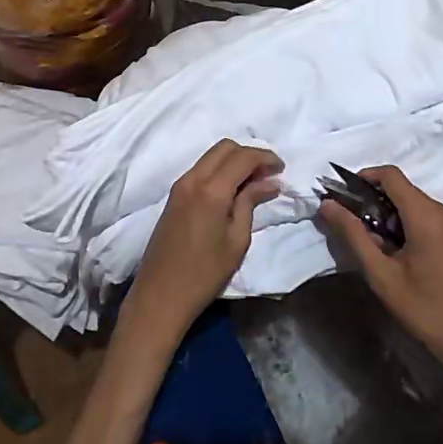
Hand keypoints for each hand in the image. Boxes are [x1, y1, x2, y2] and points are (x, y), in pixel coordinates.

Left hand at [125, 140, 282, 340]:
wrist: (161, 296)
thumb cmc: (205, 273)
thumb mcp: (237, 240)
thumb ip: (250, 203)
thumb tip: (269, 182)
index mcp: (211, 189)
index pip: (243, 157)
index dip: (265, 157)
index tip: (282, 169)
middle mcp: (193, 179)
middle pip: (225, 147)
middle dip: (249, 154)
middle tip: (267, 175)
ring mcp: (179, 185)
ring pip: (211, 156)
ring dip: (234, 161)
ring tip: (253, 182)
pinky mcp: (174, 196)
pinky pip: (201, 169)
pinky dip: (220, 170)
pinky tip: (232, 190)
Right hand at [318, 166, 442, 386]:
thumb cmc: (424, 311)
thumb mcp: (381, 275)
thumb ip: (353, 235)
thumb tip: (328, 204)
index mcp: (427, 216)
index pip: (392, 176)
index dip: (366, 177)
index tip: (348, 194)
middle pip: (408, 193)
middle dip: (382, 205)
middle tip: (364, 233)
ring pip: (425, 208)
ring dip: (401, 218)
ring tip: (388, 251)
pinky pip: (441, 222)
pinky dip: (422, 228)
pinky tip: (415, 259)